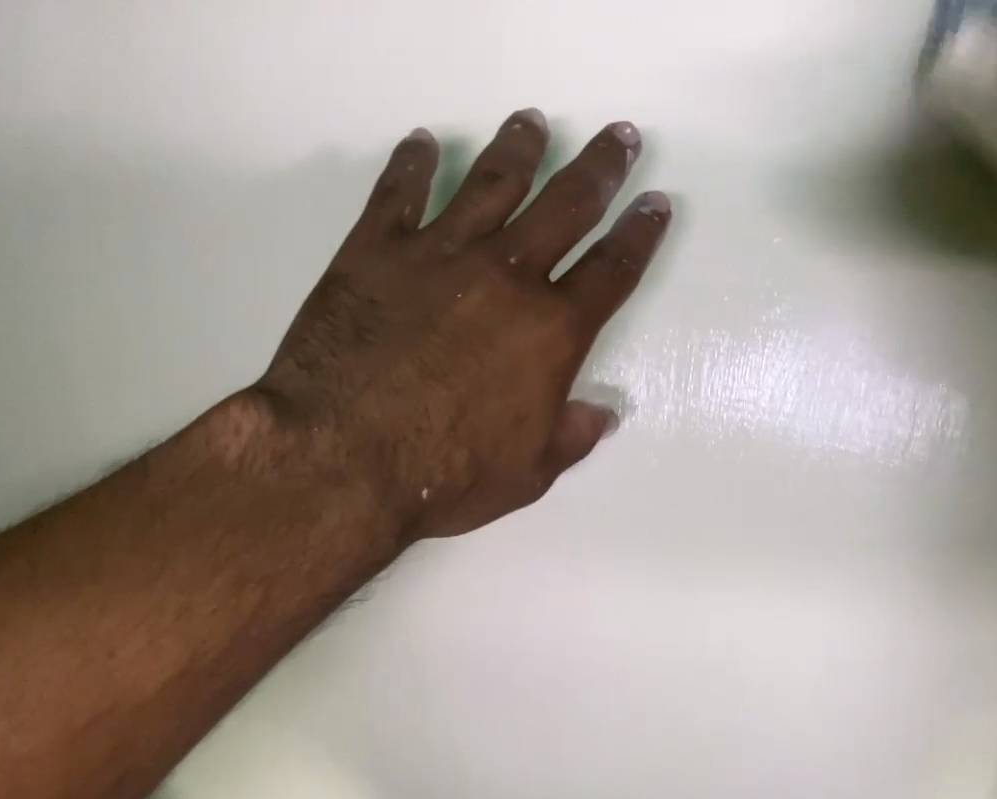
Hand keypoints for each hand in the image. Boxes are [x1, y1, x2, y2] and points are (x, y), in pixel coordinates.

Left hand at [250, 110, 670, 541]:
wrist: (341, 458)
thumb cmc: (443, 478)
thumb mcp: (526, 475)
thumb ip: (569, 438)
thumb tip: (602, 413)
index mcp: (551, 332)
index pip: (611, 271)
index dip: (639, 235)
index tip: (654, 205)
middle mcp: (505, 277)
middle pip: (566, 207)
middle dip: (599, 168)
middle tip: (620, 136)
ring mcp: (439, 255)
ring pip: (491, 184)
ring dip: (518, 150)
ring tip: (533, 123)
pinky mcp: (374, 250)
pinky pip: (399, 192)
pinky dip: (413, 164)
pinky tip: (423, 144)